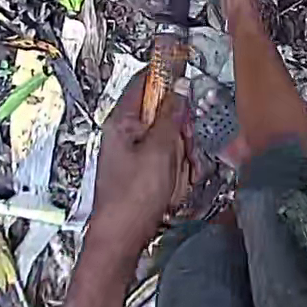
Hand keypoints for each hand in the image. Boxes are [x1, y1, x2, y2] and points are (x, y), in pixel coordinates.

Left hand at [86, 69, 190, 257]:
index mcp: (121, 121)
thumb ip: (172, 115)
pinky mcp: (143, 169)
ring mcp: (134, 151)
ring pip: (171, 134)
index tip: (185, 66)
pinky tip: (175, 183)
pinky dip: (178, 166)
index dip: (166, 73)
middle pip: (163, 110)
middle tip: (184, 143)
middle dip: (180, 126)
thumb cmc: (132, 197)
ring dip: (181, 150)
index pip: (144, 81)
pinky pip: (169, 155)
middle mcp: (125, 132)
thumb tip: (181, 85)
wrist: (121, 240)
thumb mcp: (159, 150)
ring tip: (177, 172)